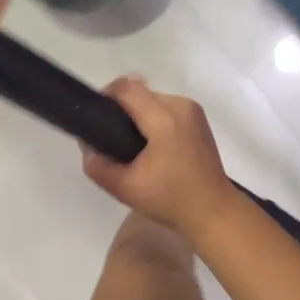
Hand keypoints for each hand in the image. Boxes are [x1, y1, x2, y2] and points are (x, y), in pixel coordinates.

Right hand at [82, 77, 243, 238]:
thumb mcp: (126, 188)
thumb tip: (87, 144)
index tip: (95, 112)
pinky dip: (154, 118)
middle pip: (141, 93)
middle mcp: (180, 105)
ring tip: (129, 143)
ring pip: (154, 99)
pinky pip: (168, 107)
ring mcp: (192, 109)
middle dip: (122, 108)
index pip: (129, 88)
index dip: (107, 94)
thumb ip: (99, 165)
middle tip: (109, 135)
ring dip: (139, 113)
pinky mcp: (199, 117)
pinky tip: (150, 145)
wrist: (212, 210)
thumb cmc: (170, 200)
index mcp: (164, 119)